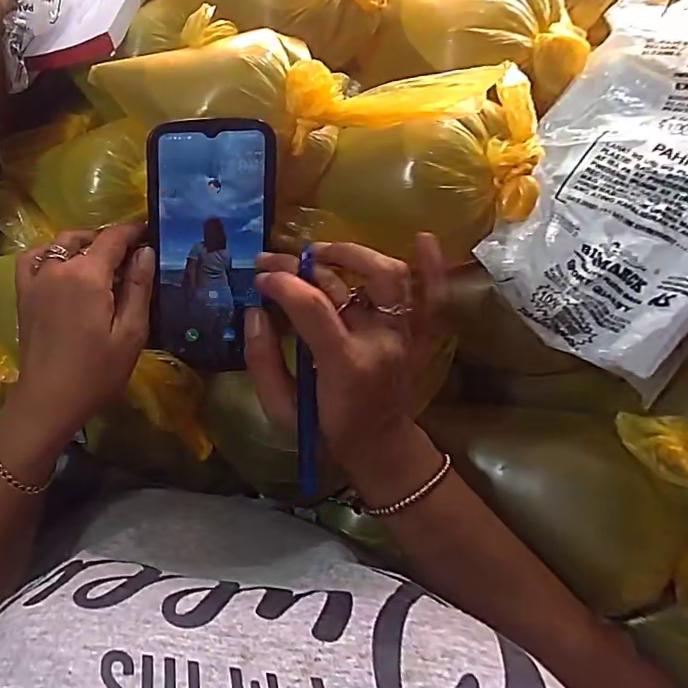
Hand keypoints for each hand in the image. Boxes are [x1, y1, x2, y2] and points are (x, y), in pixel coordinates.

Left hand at [7, 223, 152, 442]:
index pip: (114, 238)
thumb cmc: (96, 372)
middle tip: (131, 254)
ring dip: (82, 243)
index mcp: (88, 275)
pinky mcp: (24, 293)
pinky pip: (32, 258)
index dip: (133, 230)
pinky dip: (48, 253)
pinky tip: (61, 264)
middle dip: (110, 239)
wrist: (48, 400)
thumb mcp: (130, 333)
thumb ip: (139, 287)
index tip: (149, 231)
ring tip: (100, 259)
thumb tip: (145, 251)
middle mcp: (58, 267)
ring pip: (60, 244)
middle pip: (87, 238)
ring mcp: (36, 279)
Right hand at [247, 234, 447, 502]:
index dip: (282, 284)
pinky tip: (423, 238)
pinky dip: (431, 267)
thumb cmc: (326, 433)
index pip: (313, 307)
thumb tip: (255, 311)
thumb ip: (262, 360)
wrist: (381, 449)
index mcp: (346, 366)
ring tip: (319, 251)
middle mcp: (382, 343)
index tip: (260, 279)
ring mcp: (404, 336)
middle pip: (350, 282)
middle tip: (275, 260)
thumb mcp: (280, 409)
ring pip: (389, 278)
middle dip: (305, 264)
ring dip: (352, 254)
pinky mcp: (417, 334)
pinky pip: (432, 296)